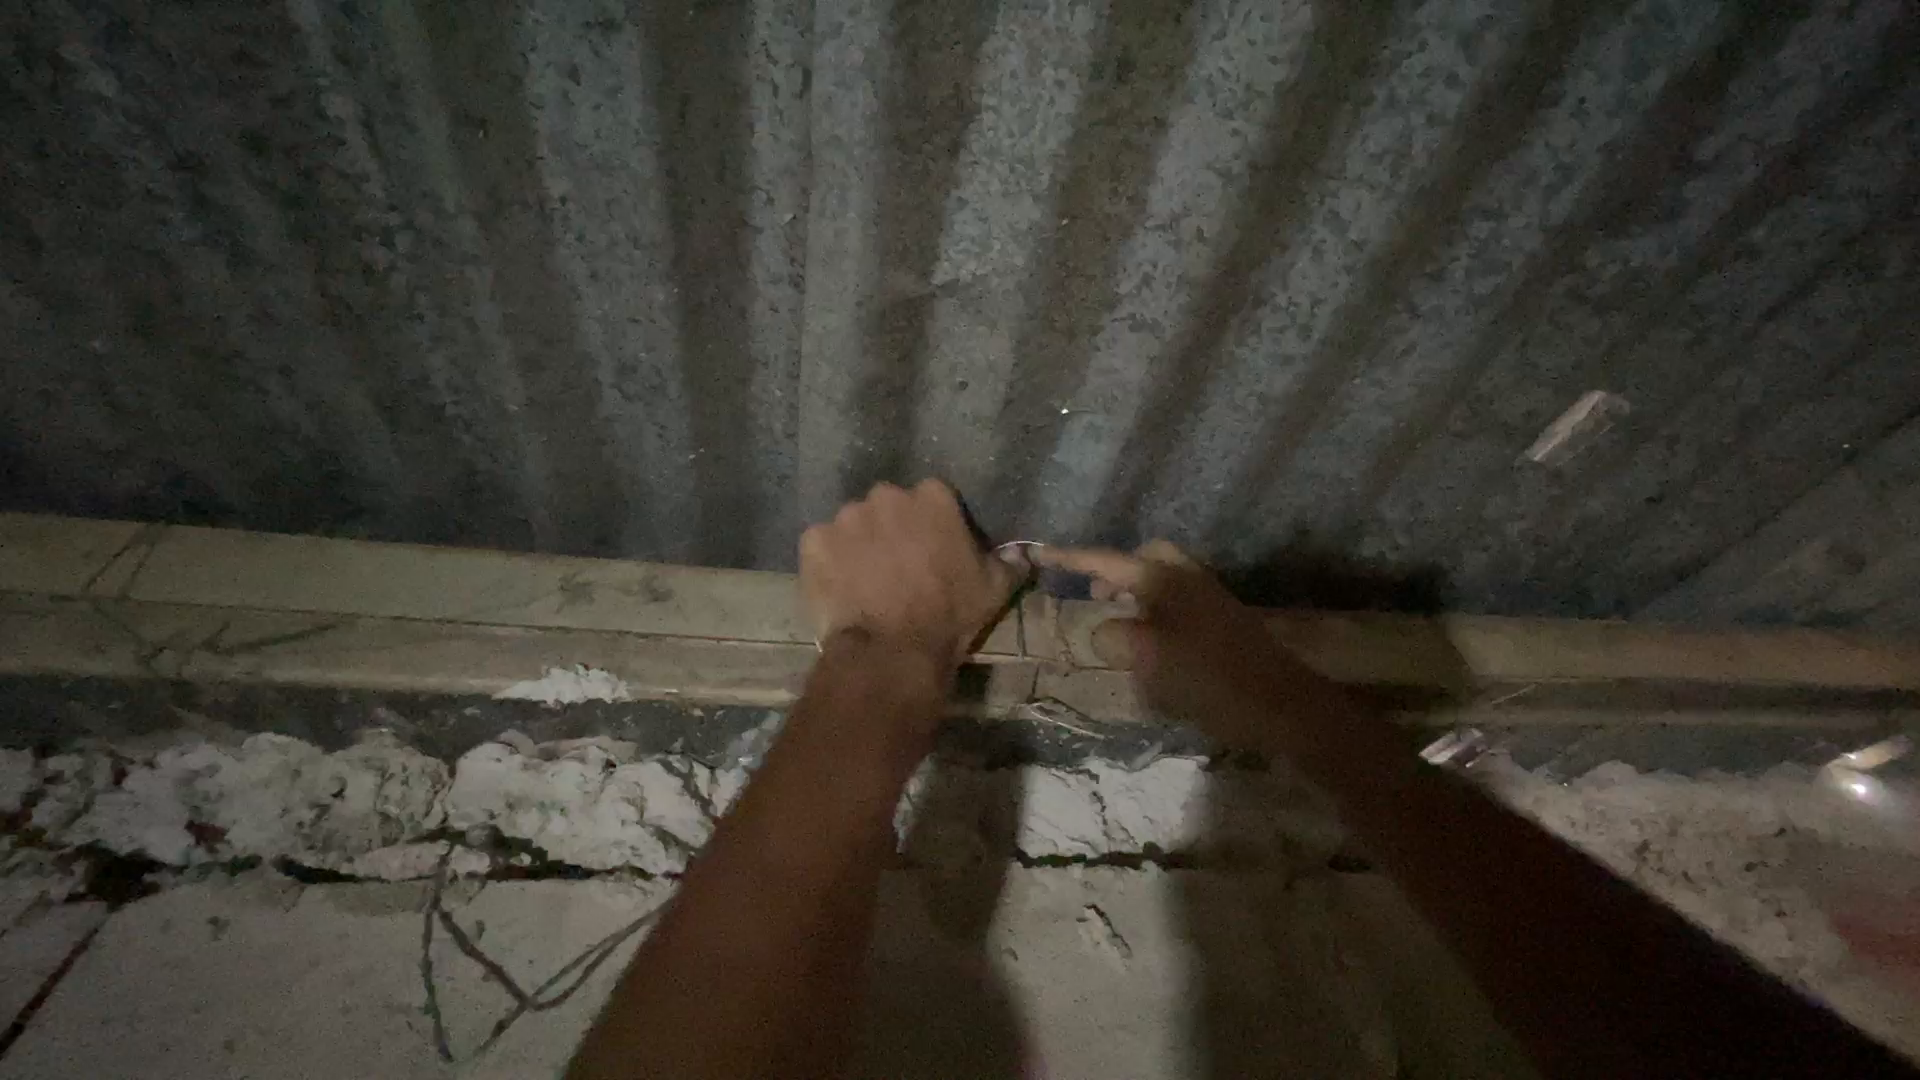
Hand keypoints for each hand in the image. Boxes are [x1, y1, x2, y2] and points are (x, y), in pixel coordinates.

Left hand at [800, 480, 1020, 667]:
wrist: (893, 651)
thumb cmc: (950, 615)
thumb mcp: (994, 590)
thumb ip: (1009, 563)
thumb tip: (1021, 553)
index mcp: (932, 497)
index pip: (933, 499)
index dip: (932, 526)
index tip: (933, 551)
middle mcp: (887, 495)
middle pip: (889, 506)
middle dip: (893, 530)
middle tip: (898, 567)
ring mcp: (846, 517)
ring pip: (854, 525)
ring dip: (859, 545)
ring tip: (866, 581)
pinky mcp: (813, 541)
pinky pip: (822, 546)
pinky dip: (829, 562)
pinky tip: (841, 588)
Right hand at [1034, 541, 1314, 741]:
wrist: (1280, 704)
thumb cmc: (1209, 678)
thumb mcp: (1148, 659)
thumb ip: (1114, 637)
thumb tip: (1104, 630)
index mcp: (1164, 579)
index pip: (1106, 561)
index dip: (1070, 557)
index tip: (1039, 552)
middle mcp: (1187, 577)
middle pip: (1143, 557)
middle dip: (1114, 571)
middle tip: (1095, 597)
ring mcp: (1209, 596)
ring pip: (1162, 578)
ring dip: (1135, 592)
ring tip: (1120, 624)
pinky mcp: (1223, 619)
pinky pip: (1178, 599)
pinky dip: (1155, 609)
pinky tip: (1153, 643)